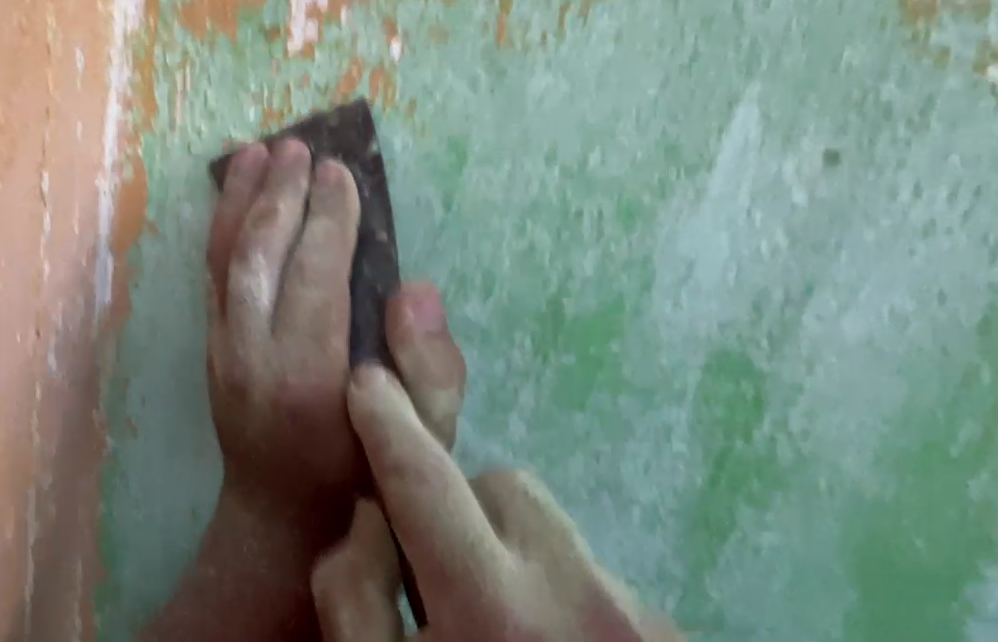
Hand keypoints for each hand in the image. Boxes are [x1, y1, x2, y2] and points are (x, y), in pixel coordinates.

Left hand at [141, 139, 466, 640]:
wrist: (281, 515)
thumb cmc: (365, 478)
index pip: (315, 278)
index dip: (328, 221)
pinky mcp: (209, 342)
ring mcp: (221, 346)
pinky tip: (232, 192)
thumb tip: (416, 288)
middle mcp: (253, 354)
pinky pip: (211, 273)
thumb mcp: (421, 443)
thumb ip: (429, 370)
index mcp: (309, 377)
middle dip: (280, 196)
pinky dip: (220, 226)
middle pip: (260, 257)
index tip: (341, 172)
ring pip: (224, 258)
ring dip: (239, 199)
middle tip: (299, 147)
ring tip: (257, 150)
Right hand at [311, 367, 681, 640]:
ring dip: (518, 553)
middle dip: (460, 505)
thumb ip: (353, 595)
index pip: (424, 475)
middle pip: (503, 485)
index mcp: (492, 608)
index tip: (367, 380)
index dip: (387, 420)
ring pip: (557, 533)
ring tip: (510, 631)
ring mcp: (643, 623)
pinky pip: (603, 582)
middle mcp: (580, 598)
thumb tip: (368, 518)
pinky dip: (566, 598)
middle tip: (445, 572)